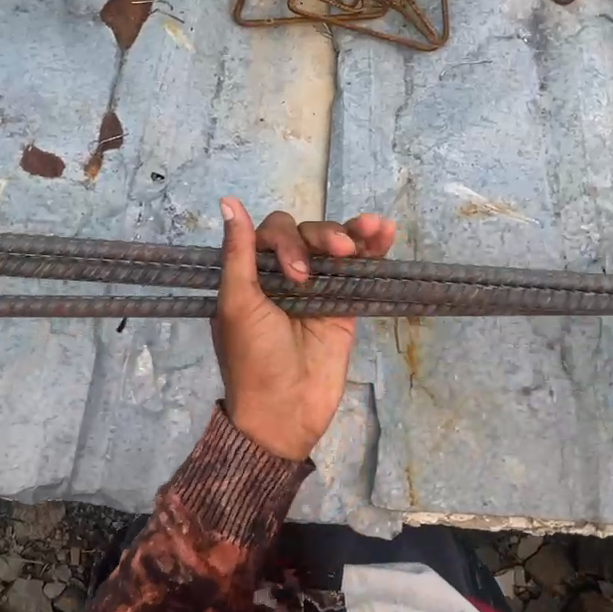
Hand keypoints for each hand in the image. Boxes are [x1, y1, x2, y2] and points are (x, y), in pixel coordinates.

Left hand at [215, 197, 395, 461]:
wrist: (285, 411)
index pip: (272, 232)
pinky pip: (358, 269)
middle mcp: (283, 275)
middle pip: (306, 232)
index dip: (287, 241)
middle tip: (336, 254)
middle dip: (323, 236)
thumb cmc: (253, 359)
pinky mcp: (344, 305)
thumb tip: (227, 200)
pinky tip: (385, 231)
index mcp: (252, 273)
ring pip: (334, 245)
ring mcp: (317, 288)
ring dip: (353, 231)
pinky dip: (372, 248)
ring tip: (375, 227)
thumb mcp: (237, 304)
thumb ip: (237, 252)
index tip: (295, 274)